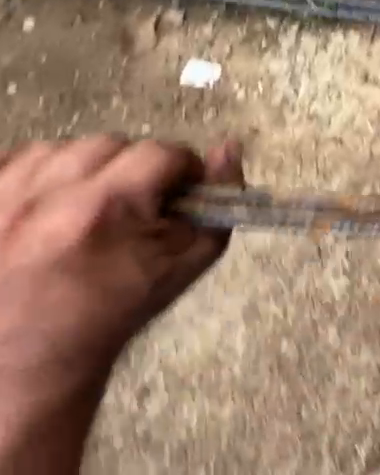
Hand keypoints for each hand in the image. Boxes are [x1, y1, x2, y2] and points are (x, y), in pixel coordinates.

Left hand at [0, 137, 242, 424]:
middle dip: (130, 167)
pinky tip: (40, 201)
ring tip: (84, 201)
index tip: (180, 195)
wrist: (24, 363)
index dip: (182, 170)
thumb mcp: (193, 256)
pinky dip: (28, 173)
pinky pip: (5, 162)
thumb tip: (230, 148)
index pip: (161, 153)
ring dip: (79, 167)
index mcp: (106, 206)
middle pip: (107, 144)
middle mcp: (44, 198)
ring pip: (54, 150)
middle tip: (133, 201)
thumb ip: (223, 198)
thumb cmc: (115, 309)